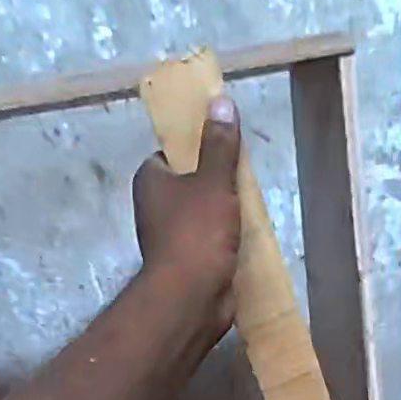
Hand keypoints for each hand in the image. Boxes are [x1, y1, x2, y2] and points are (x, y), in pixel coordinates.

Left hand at [133, 95, 240, 340]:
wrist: (192, 298)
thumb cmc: (198, 234)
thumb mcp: (214, 182)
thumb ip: (219, 145)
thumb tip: (221, 101)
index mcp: (151, 181)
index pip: (174, 156)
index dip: (199, 154)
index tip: (226, 159)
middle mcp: (154, 209)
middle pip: (191, 188)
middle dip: (217, 190)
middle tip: (244, 189)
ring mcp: (170, 241)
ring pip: (202, 220)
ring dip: (224, 221)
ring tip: (249, 218)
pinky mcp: (187, 267)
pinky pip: (210, 247)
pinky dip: (225, 247)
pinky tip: (244, 247)